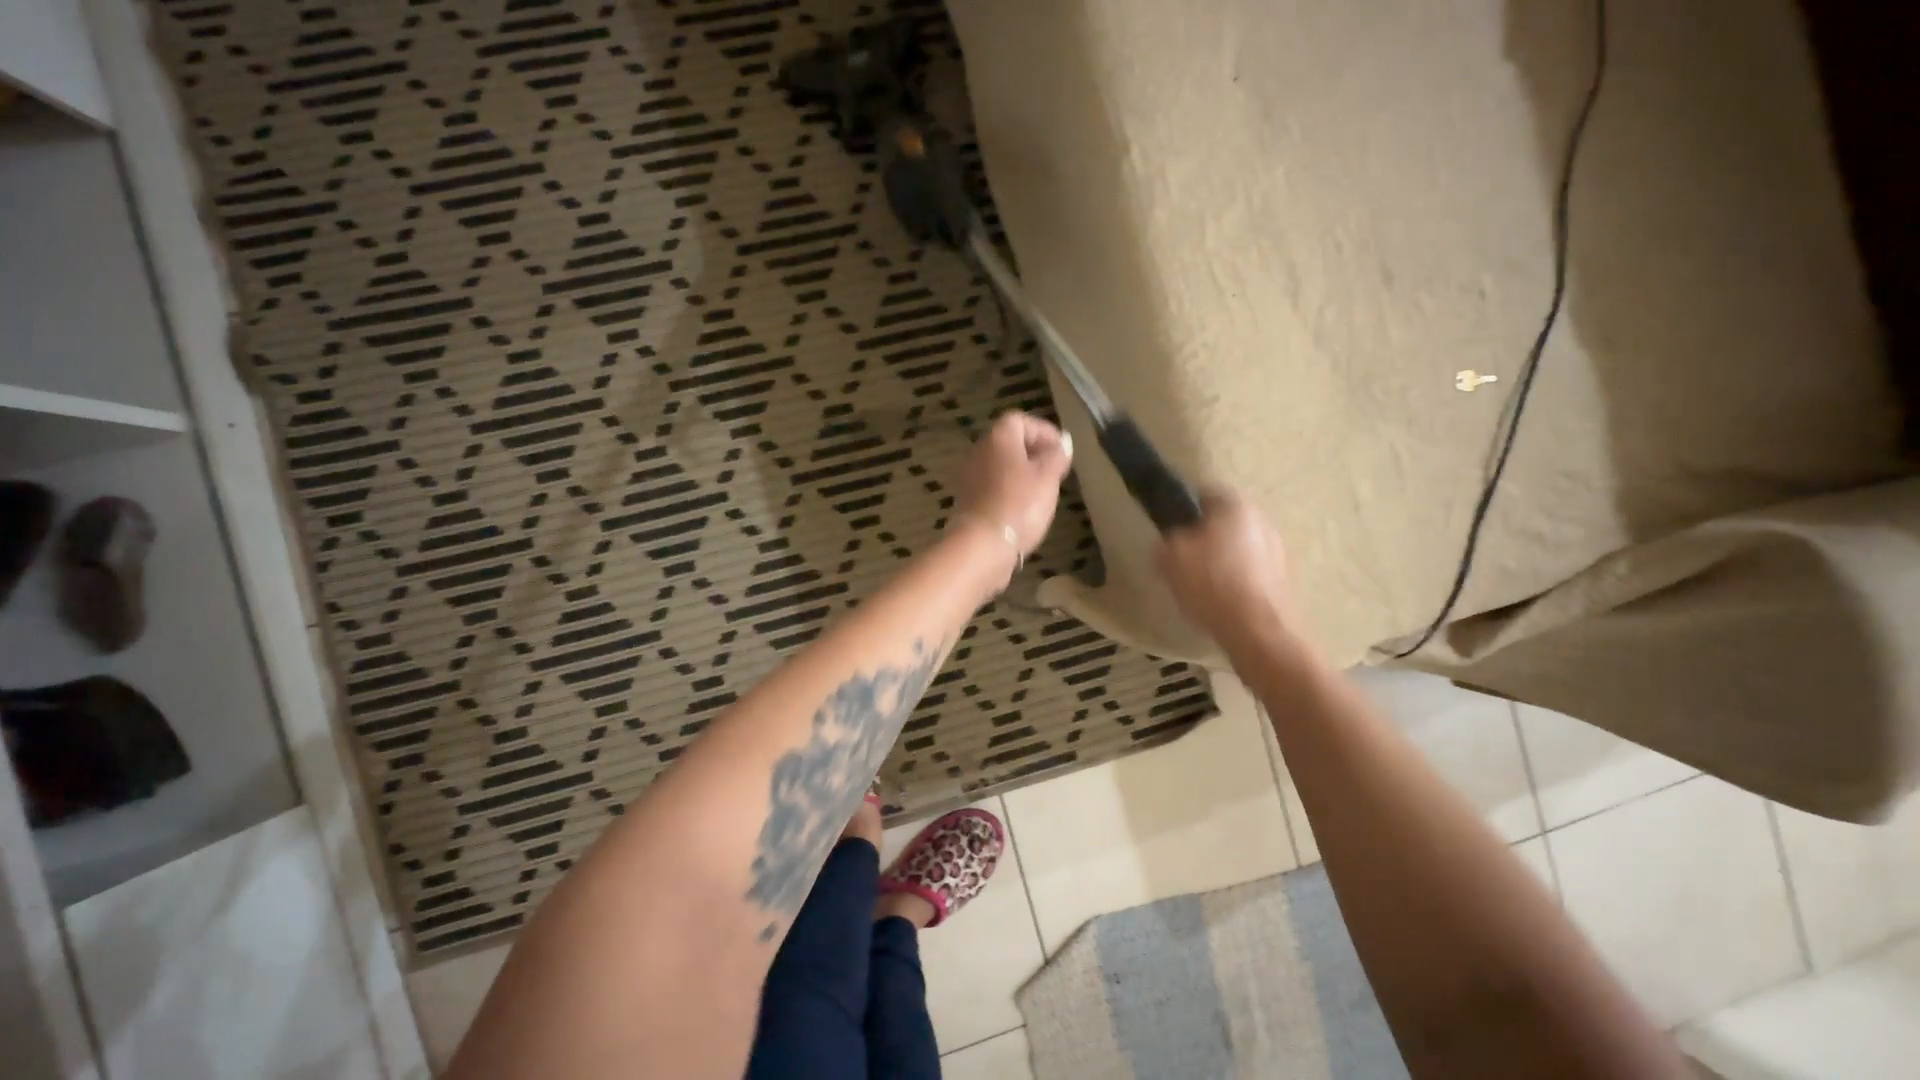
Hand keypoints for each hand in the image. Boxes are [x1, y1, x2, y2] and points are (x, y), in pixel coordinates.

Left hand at [958, 411, 1073, 555]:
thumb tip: (1063, 443)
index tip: (1061, 450)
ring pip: (1000, 467)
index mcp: (998, 438)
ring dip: (1021, 474)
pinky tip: (1024, 509)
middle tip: (1055, 470)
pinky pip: (993, 488)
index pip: (1019, 420)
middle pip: (1007, 443)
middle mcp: (979, 452)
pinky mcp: (968, 502)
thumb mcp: (1047, 476)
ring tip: (1043, 491)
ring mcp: (969, 478)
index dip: (1043, 431)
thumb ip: (1057, 456)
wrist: (982, 545)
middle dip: (1033, 453)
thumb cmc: (1019, 503)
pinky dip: (1009, 492)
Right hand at [1155, 490, 1297, 646]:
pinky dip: (1234, 580)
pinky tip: (1220, 600)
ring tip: (1199, 584)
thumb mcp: (1169, 558)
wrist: (1260, 633)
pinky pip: (1249, 571)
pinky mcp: (1283, 579)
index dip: (1181, 509)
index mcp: (1236, 505)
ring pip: (1237, 547)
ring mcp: (1278, 550)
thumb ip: (1165, 541)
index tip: (1168, 528)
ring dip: (1220, 559)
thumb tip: (1169, 542)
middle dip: (1202, 536)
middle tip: (1181, 558)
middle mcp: (1262, 520)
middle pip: (1222, 522)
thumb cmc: (1212, 585)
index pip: (1203, 493)